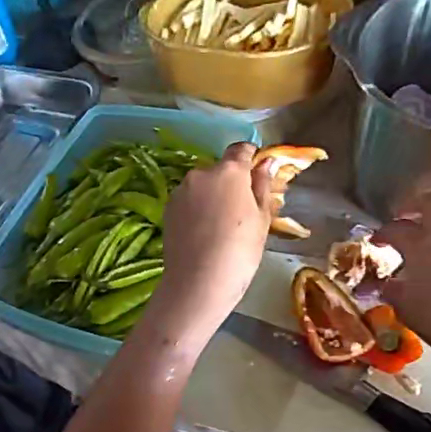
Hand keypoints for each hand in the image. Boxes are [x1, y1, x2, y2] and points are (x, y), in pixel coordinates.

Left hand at [155, 142, 274, 334]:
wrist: (197, 282)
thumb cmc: (239, 250)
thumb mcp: (261, 217)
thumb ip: (262, 185)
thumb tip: (265, 162)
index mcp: (228, 171)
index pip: (240, 149)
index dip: (250, 157)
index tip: (256, 173)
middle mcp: (199, 174)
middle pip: (219, 169)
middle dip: (229, 182)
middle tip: (240, 209)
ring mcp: (179, 193)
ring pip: (200, 186)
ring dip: (210, 196)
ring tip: (220, 225)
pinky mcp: (166, 211)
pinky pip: (187, 202)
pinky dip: (195, 209)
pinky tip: (203, 232)